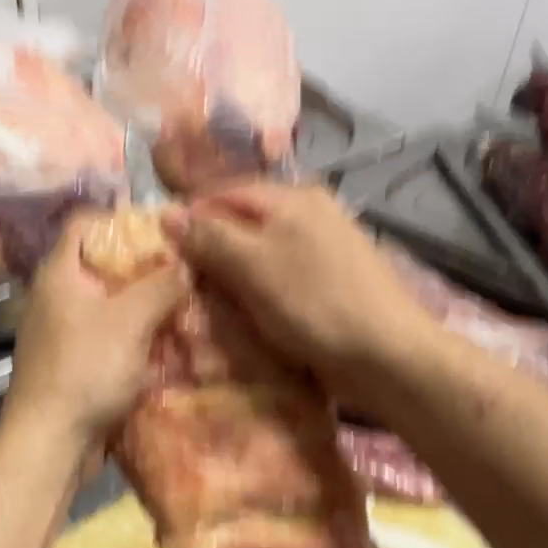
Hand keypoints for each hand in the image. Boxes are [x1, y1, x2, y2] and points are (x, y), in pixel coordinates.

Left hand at [5, 217, 187, 445]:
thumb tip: (186, 264)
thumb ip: (161, 284)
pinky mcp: (73, 367)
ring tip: (186, 307)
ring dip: (144, 309)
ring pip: (109, 307)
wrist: (51, 441)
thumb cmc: (86, 369)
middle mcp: (55, 299)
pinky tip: (167, 347)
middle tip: (186, 271)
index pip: (85, 223)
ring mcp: (62, 335)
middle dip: (144, 268)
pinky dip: (134, 341)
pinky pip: (108, 341)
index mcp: (58, 273)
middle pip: (102, 266)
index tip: (164, 230)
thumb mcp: (131, 319)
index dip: (122, 218)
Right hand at [166, 182, 438, 390]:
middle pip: (241, 222)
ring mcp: (323, 246)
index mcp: (293, 197)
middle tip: (181, 284)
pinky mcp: (328, 279)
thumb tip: (166, 214)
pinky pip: (277, 275)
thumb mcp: (252, 267)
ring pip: (258, 251)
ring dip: (230, 275)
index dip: (190, 220)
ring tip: (207, 303)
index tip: (162, 256)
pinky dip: (255, 290)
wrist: (386, 354)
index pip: (222, 193)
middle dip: (209, 249)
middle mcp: (310, 212)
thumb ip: (209, 238)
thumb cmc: (314, 305)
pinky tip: (244, 314)